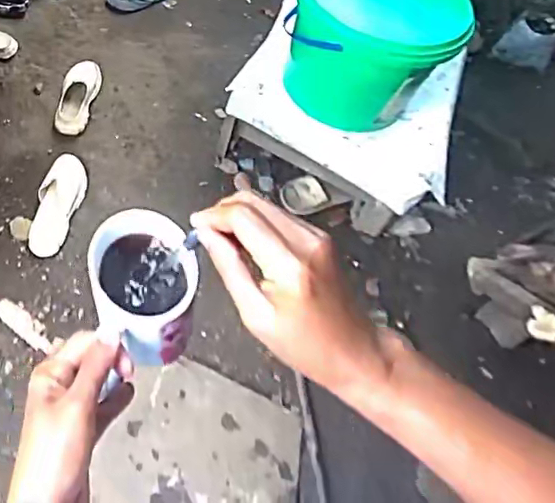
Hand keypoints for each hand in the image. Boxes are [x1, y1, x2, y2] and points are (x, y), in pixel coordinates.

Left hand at [7, 331, 134, 502]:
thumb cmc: (50, 460)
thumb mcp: (77, 404)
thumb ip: (95, 367)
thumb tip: (110, 333)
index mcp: (50, 374)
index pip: (83, 342)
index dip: (106, 344)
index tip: (127, 352)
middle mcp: (57, 388)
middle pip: (89, 359)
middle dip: (110, 357)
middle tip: (129, 366)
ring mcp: (69, 410)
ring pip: (96, 382)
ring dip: (113, 376)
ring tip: (129, 373)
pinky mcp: (80, 431)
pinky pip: (100, 405)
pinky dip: (113, 398)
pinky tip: (125, 395)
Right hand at [191, 192, 390, 393]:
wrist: (358, 352)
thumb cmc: (309, 346)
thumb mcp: (257, 317)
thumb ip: (229, 269)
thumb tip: (207, 236)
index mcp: (289, 265)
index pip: (242, 217)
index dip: (213, 216)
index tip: (196, 224)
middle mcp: (305, 241)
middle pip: (252, 201)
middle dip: (222, 209)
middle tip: (206, 228)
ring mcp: (315, 235)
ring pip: (264, 203)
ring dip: (238, 213)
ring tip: (224, 237)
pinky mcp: (318, 235)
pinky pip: (278, 214)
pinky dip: (256, 219)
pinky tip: (248, 240)